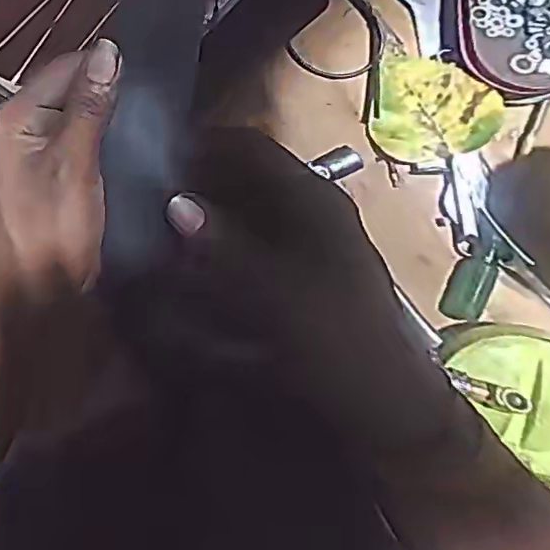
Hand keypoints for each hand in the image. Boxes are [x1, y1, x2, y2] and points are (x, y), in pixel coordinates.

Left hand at [0, 39, 120, 312]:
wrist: (37, 297)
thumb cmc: (52, 231)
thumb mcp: (75, 164)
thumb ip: (91, 106)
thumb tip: (108, 49)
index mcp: (12, 115)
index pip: (64, 68)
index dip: (103, 67)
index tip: (147, 72)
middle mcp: (15, 123)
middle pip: (66, 86)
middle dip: (104, 88)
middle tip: (150, 98)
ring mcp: (27, 147)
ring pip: (73, 109)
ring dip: (103, 110)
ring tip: (143, 116)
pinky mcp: (43, 167)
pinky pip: (73, 133)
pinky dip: (97, 131)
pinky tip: (122, 138)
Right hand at [163, 128, 473, 456]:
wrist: (388, 405)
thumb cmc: (336, 340)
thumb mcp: (274, 293)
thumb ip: (223, 245)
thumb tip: (175, 204)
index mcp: (311, 198)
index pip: (249, 147)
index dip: (204, 144)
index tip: (162, 156)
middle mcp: (312, 208)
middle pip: (246, 172)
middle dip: (202, 177)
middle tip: (161, 193)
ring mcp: (312, 237)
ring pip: (249, 202)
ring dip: (212, 206)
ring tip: (175, 223)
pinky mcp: (306, 267)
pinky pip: (255, 233)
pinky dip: (226, 237)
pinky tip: (204, 259)